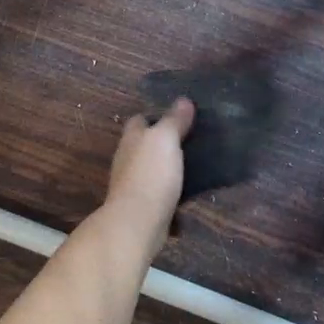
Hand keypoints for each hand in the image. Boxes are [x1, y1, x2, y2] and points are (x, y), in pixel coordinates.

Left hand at [100, 98, 195, 255]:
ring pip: (151, 167)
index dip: (155, 115)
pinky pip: (159, 190)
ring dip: (167, 165)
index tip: (178, 115)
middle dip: (162, 140)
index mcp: (132, 139)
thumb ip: (173, 120)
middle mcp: (128, 159)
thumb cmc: (150, 174)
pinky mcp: (144, 205)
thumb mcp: (165, 139)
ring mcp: (134, 184)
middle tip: (192, 136)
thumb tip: (183, 100)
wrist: (138, 222)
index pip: (139, 120)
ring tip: (195, 161)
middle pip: (144, 144)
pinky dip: (171, 187)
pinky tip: (189, 188)